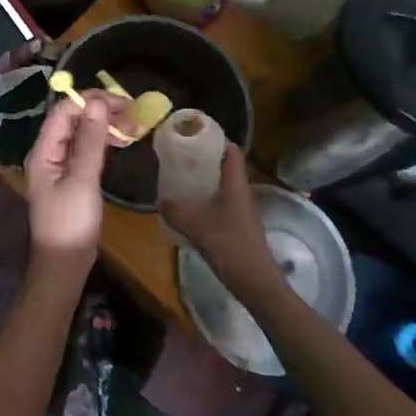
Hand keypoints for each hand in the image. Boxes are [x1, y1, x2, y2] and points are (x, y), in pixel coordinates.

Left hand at [25, 92, 115, 272]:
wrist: (64, 262)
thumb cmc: (70, 222)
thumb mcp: (83, 180)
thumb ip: (90, 141)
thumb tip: (98, 104)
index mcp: (43, 151)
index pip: (64, 111)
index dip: (91, 101)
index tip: (123, 102)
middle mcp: (47, 153)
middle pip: (71, 119)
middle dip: (100, 111)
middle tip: (133, 113)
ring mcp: (58, 165)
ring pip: (80, 134)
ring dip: (104, 125)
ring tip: (133, 125)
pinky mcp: (71, 177)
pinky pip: (85, 149)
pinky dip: (102, 141)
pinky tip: (121, 141)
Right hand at [158, 144, 275, 270]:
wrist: (255, 280)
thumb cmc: (229, 246)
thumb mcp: (195, 227)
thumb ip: (176, 210)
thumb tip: (160, 199)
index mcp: (236, 186)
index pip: (232, 152)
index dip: (215, 139)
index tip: (193, 135)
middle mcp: (241, 192)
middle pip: (225, 166)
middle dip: (204, 158)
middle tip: (179, 155)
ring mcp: (241, 209)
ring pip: (222, 184)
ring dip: (204, 178)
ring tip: (179, 177)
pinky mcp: (237, 223)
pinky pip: (220, 201)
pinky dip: (205, 197)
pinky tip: (189, 205)